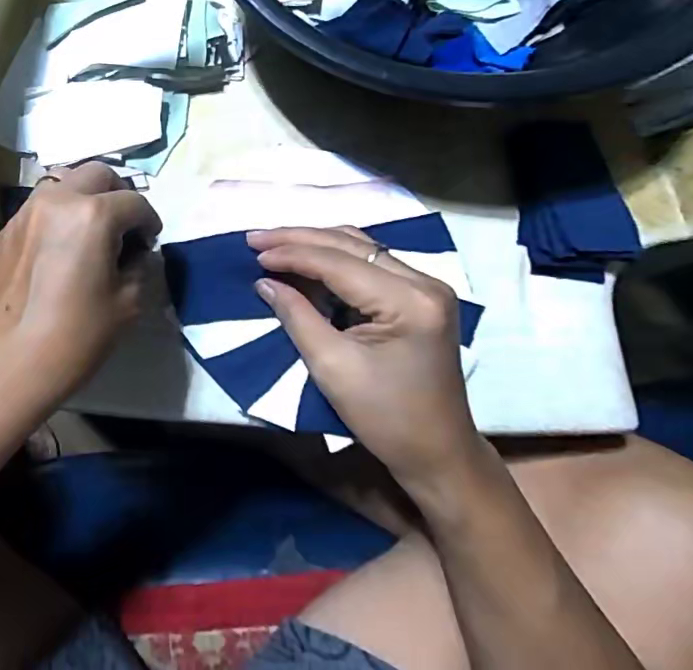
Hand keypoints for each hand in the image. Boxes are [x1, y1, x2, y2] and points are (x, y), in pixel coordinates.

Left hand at [0, 163, 160, 484]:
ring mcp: (28, 211)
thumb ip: (139, 264)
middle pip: (98, 173)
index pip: (135, 202)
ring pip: (66, 181)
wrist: (9, 362)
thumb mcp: (129, 301)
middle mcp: (58, 199)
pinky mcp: (9, 228)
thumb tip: (133, 252)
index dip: (150, 222)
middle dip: (119, 194)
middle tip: (126, 226)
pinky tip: (66, 244)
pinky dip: (62, 211)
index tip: (150, 243)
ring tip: (95, 229)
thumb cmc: (77, 334)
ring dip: (88, 196)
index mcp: (93, 214)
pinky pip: (44, 204)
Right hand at [248, 226, 485, 488]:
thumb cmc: (386, 419)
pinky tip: (306, 262)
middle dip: (300, 239)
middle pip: (351, 244)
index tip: (254, 252)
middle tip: (256, 238)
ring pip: (361, 248)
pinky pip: (371, 265)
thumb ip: (297, 316)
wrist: (438, 454)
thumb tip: (265, 281)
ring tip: (275, 244)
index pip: (340, 262)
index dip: (293, 254)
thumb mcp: (332, 368)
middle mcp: (424, 281)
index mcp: (409, 300)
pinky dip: (335, 261)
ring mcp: (426, 286)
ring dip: (317, 245)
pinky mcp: (420, 296)